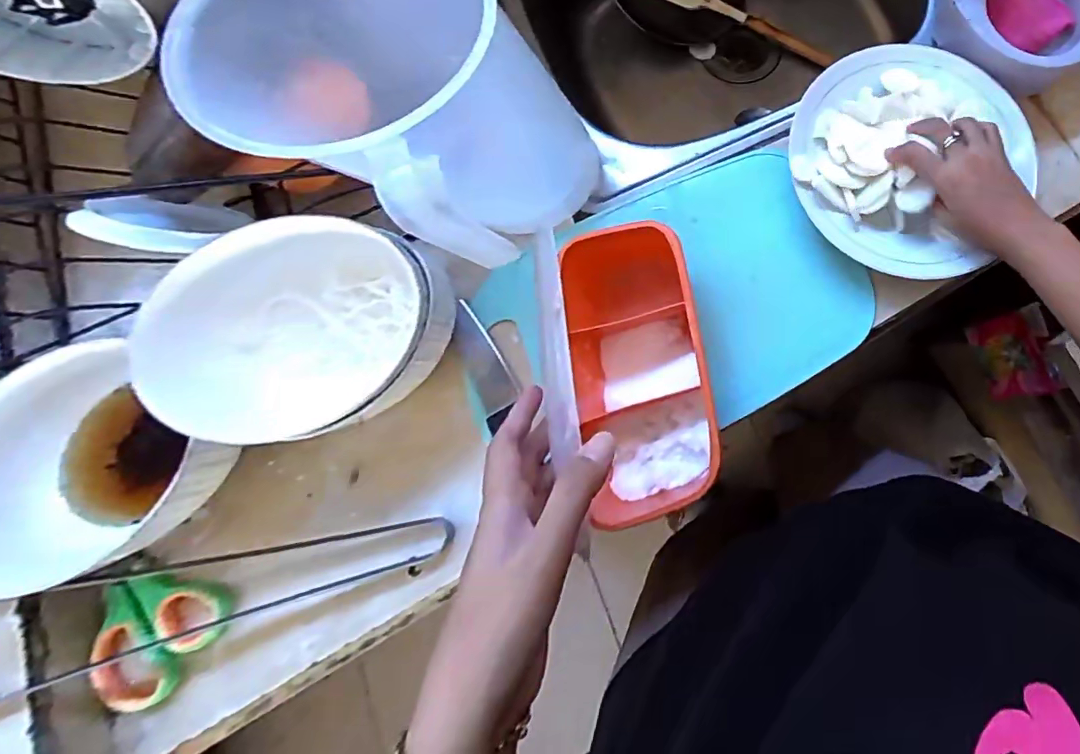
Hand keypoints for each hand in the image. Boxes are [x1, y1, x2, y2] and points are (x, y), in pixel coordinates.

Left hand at [406, 387, 615, 753]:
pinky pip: (551, 526)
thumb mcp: (545, 548)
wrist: (477, 694)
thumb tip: (602, 437)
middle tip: (575, 412)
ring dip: (560, 470)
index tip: (539, 387)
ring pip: (539, 497)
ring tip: (591, 450)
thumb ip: (574, 494)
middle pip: (523, 469)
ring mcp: (517, 553)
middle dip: (544, 437)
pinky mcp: (530, 578)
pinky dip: (570, 507)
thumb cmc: (505, 614)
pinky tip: (590, 510)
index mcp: (502, 509)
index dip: (521, 416)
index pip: (507, 449)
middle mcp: (507, 524)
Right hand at [890, 117, 1048, 256]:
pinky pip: (987, 129)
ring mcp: (984, 151)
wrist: (1019, 228)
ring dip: (950, 124)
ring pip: (964, 122)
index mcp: (946, 176)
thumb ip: (934, 199)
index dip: (898, 151)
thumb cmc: (981, 229)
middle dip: (919, 127)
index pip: (915, 153)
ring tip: (945, 132)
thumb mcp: (947, 219)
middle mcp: (963, 157)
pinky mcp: (1000, 152)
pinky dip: (976, 127)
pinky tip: (971, 135)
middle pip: (937, 128)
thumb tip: (932, 188)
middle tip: (911, 131)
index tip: (890, 153)